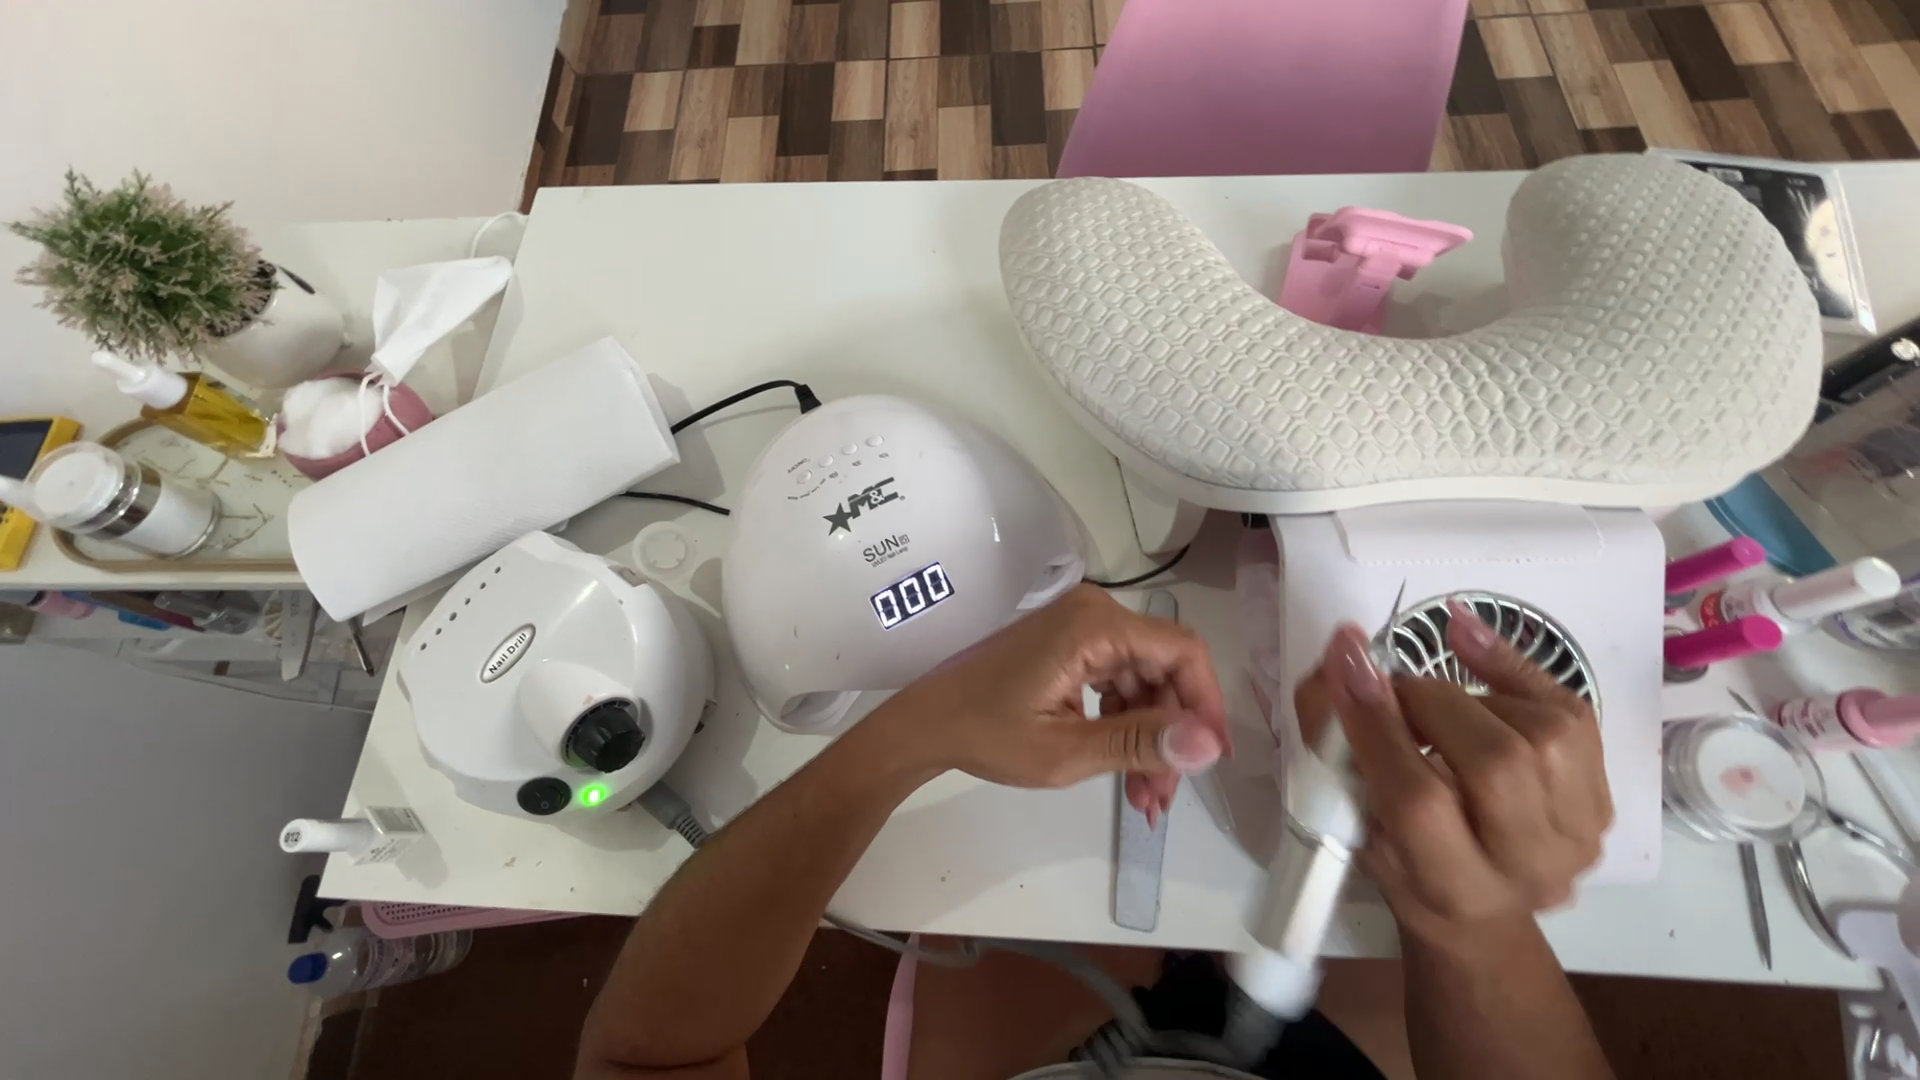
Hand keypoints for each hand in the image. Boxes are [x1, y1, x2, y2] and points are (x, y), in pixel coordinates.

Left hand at [870, 585, 1228, 820]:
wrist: (928, 723)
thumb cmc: (988, 735)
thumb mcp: (1066, 750)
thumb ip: (1139, 743)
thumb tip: (1208, 744)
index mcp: (1094, 626)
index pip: (1181, 652)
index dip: (1205, 704)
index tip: (1211, 758)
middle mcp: (1092, 614)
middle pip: (1162, 670)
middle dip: (1170, 735)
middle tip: (1164, 797)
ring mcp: (1079, 628)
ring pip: (1142, 682)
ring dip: (1148, 737)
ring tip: (1144, 798)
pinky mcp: (1069, 646)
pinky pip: (1116, 681)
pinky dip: (1123, 724)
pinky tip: (1124, 770)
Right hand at [1296, 600, 1611, 948]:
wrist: (1474, 903)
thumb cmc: (1391, 852)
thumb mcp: (1342, 811)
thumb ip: (1329, 737)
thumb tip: (1342, 660)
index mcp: (1449, 884)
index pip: (1418, 799)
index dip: (1379, 725)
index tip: (1346, 664)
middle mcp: (1527, 866)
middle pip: (1495, 764)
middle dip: (1427, 702)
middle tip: (1387, 686)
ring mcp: (1577, 833)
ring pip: (1539, 734)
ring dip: (1467, 696)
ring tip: (1426, 697)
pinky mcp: (1602, 797)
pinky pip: (1567, 712)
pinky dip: (1511, 666)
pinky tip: (1467, 643)